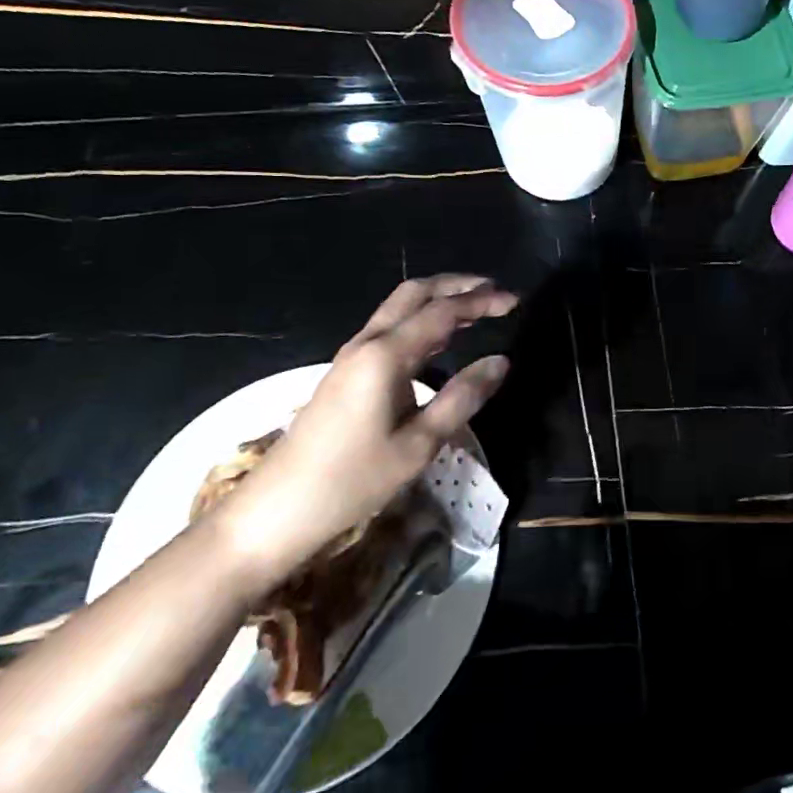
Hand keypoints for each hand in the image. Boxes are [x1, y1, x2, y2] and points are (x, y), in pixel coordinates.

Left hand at [212, 275, 517, 593]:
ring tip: (475, 307)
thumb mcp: (419, 444)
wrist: (278, 507)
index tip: (514, 300)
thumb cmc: (353, 479)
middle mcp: (367, 343)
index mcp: (386, 356)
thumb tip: (500, 361)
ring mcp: (351, 356)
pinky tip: (439, 338)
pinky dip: (420, 320)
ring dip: (437, 300)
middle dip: (456, 285)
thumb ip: (462, 398)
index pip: (442, 312)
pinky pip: (389, 329)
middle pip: (414, 293)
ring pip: (398, 308)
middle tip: (493, 290)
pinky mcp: (346, 372)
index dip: (480, 301)